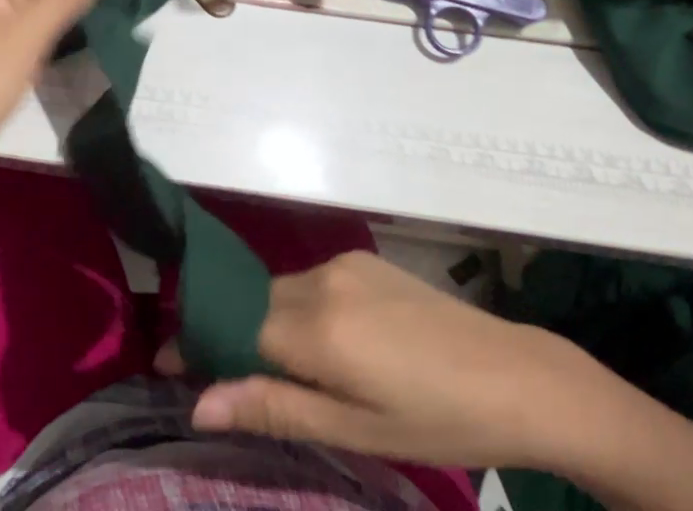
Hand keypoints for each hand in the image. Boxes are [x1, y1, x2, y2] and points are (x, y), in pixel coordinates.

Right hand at [156, 251, 607, 469]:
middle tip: (226, 378)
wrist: (524, 380)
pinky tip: (325, 343)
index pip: (228, 325)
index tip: (168, 365)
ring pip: (278, 291)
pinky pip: (308, 283)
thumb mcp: (356, 430)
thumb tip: (198, 403)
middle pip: (249, 303)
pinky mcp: (365, 262)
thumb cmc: (439, 421)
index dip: (195, 345)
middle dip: (227, 334)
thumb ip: (273, 409)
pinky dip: (296, 309)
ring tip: (282, 369)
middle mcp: (320, 283)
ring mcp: (344, 266)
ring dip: (264, 322)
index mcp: (316, 329)